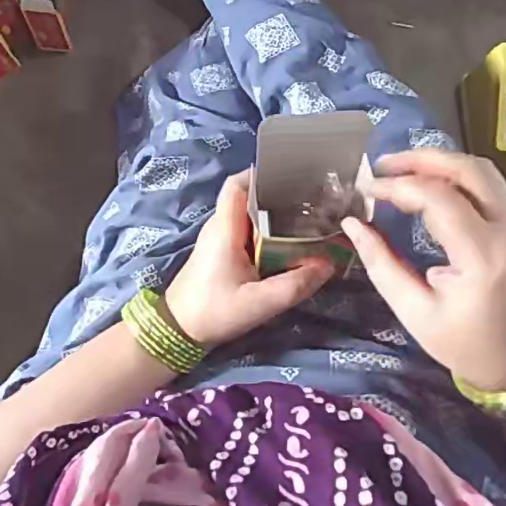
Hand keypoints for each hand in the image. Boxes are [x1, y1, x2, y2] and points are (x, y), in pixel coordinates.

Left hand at [164, 170, 334, 345]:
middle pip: (250, 197)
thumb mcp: (258, 303)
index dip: (262, 174)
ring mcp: (219, 240)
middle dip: (279, 196)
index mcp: (225, 229)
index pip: (238, 184)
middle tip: (313, 202)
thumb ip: (294, 285)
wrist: (177, 331)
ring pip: (250, 216)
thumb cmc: (212, 312)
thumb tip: (328, 265)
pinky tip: (289, 244)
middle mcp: (220, 227)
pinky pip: (247, 233)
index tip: (293, 176)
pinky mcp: (221, 254)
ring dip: (275, 217)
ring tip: (308, 220)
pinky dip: (268, 234)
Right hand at [340, 150, 505, 390]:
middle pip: (468, 170)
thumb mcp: (413, 311)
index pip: (439, 199)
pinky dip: (454, 174)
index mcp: (481, 257)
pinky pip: (486, 185)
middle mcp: (505, 232)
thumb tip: (353, 224)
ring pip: (481, 171)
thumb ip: (381, 264)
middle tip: (382, 166)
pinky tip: (426, 182)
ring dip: (439, 161)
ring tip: (400, 169)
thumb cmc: (462, 343)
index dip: (398, 186)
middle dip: (422, 159)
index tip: (366, 191)